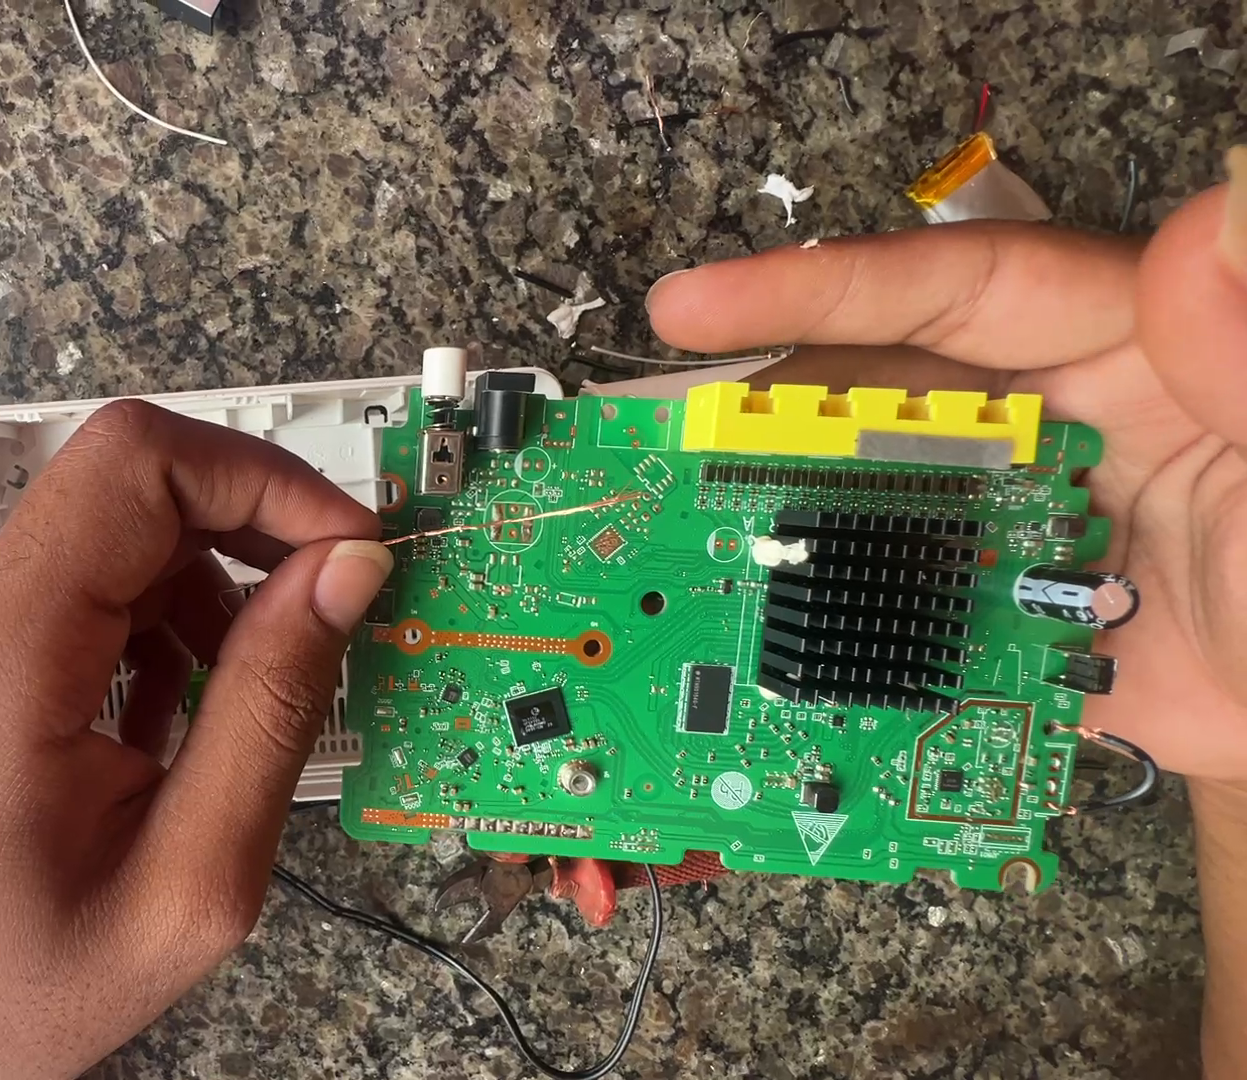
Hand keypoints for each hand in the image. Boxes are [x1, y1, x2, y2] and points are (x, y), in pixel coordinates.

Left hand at [0, 402, 392, 1078]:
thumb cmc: (27, 983)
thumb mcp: (193, 873)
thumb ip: (274, 704)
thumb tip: (344, 572)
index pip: (134, 463)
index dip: (260, 477)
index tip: (345, 540)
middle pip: (135, 484)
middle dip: (254, 526)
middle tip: (328, 601)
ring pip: (128, 530)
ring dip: (215, 585)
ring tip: (242, 690)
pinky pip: (99, 577)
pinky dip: (169, 617)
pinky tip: (181, 706)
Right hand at [646, 153, 1246, 780]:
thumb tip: (1217, 221)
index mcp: (1109, 352)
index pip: (941, 294)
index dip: (806, 290)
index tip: (683, 307)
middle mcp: (1014, 421)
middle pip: (845, 396)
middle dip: (731, 413)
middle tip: (629, 440)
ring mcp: (968, 516)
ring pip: (829, 494)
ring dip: (741, 510)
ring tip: (646, 526)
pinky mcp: (948, 599)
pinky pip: (847, 591)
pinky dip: (783, 608)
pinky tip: (721, 622)